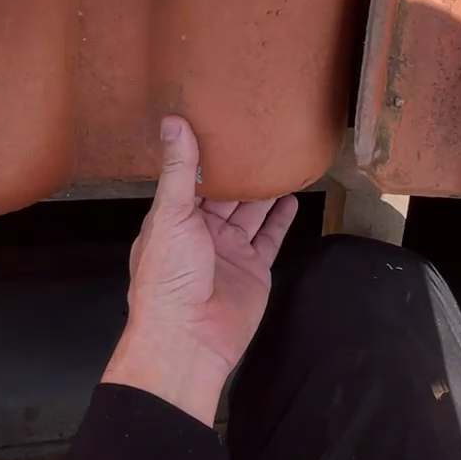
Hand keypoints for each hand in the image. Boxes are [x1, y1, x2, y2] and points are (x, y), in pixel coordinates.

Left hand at [100, 116, 298, 424]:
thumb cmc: (169, 275)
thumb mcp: (171, 214)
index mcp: (175, 219)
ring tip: (280, 162)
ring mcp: (230, 252)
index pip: (192, 180)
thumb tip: (172, 122)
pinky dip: (281, 219)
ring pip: (251, 213)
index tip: (221, 125)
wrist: (189, 337)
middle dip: (240, 171)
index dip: (206, 156)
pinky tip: (291, 198)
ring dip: (264, 191)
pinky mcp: (254, 269)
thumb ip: (178, 170)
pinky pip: (270, 238)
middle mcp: (203, 233)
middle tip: (260, 139)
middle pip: (226, 195)